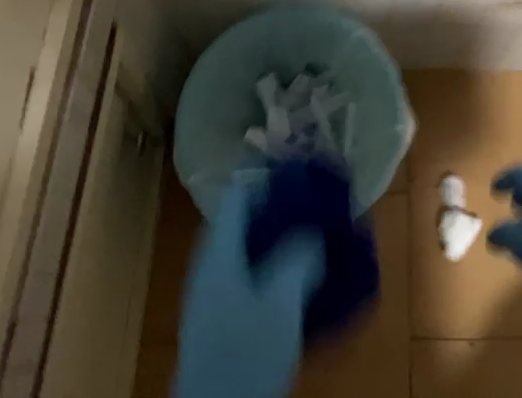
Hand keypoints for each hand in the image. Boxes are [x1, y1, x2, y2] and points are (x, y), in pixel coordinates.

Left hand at [173, 180, 324, 397]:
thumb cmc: (246, 350)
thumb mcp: (283, 302)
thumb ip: (298, 259)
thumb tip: (312, 234)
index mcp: (219, 250)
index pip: (236, 193)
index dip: (266, 176)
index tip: (298, 171)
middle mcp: (209, 264)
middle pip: (240, 220)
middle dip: (275, 209)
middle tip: (310, 205)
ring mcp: (210, 292)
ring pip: (243, 249)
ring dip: (273, 239)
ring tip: (309, 239)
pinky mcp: (217, 317)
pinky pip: (244, 274)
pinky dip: (267, 266)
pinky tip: (292, 280)